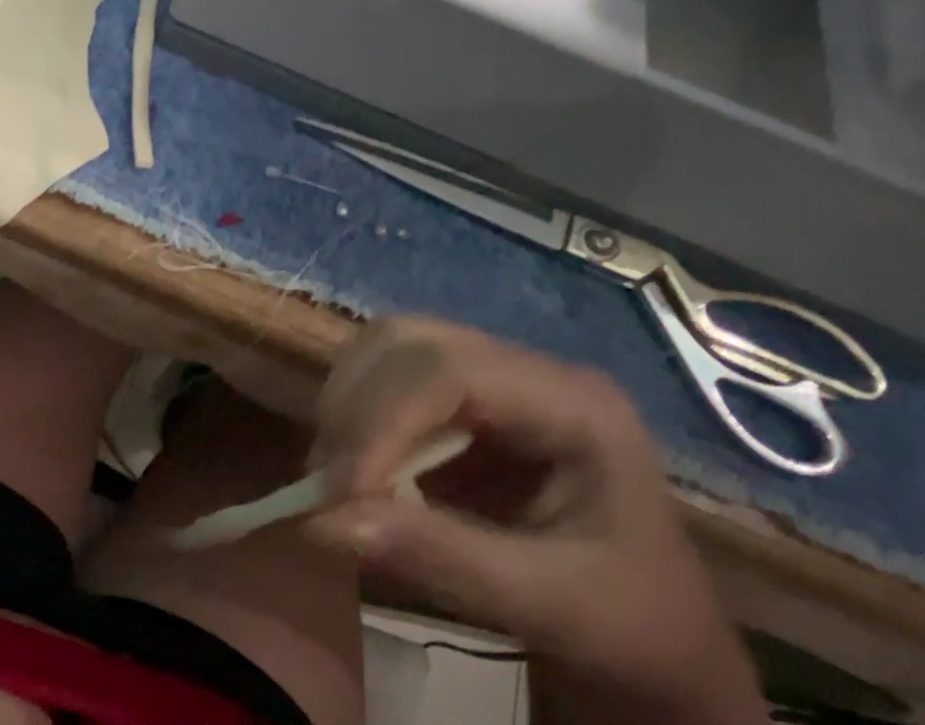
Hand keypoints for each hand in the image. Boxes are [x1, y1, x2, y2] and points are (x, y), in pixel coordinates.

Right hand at [306, 318, 766, 721]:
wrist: (656, 636)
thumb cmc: (625, 622)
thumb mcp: (546, 602)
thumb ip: (438, 556)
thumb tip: (322, 521)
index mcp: (575, 405)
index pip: (450, 370)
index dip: (380, 419)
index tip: (339, 490)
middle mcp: (527, 372)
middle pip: (407, 342)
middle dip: (353, 406)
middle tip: (328, 483)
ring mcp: (491, 381)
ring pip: (383, 350)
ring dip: (345, 408)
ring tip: (339, 480)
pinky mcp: (458, 403)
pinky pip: (381, 382)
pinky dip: (351, 421)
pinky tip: (355, 473)